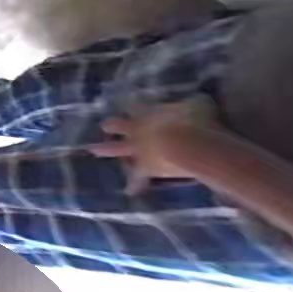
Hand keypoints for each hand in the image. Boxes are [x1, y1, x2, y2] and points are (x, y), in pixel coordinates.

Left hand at [94, 96, 223, 192]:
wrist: (190, 145)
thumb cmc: (198, 121)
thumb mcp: (199, 105)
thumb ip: (195, 101)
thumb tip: (199, 99)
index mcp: (146, 113)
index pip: (135, 107)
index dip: (133, 107)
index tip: (129, 105)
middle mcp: (136, 130)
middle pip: (115, 125)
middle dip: (110, 125)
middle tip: (105, 126)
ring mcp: (137, 149)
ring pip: (114, 149)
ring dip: (104, 149)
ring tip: (93, 150)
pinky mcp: (145, 167)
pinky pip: (138, 178)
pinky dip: (134, 185)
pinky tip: (129, 192)